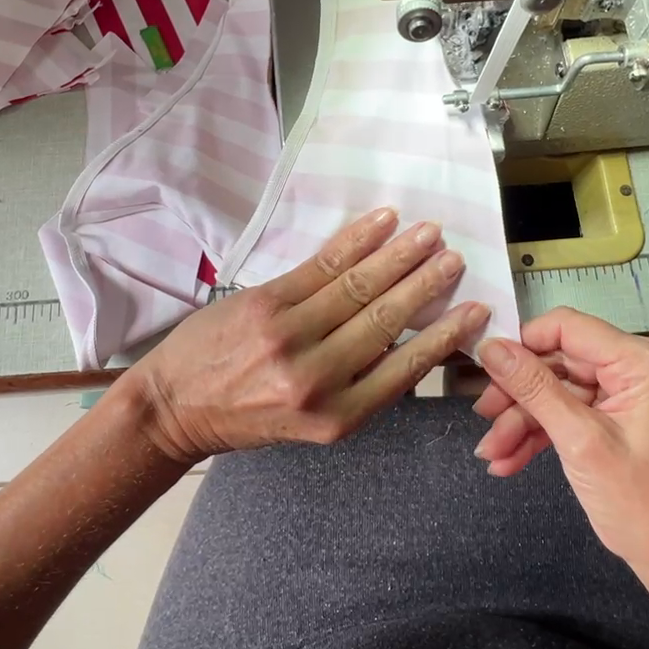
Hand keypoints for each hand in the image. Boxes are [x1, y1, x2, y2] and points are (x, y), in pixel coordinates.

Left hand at [123, 208, 489, 465]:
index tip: (475, 311)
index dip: (443, 335)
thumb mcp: (310, 425)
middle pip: (385, 317)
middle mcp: (318, 376)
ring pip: (359, 286)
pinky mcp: (266, 301)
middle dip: (426, 284)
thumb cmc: (245, 418)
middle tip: (456, 259)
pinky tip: (382, 223)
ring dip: (400, 255)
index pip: (404, 366)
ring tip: (430, 234)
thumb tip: (404, 345)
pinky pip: (322, 265)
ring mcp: (290, 334)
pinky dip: (357, 241)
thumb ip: (356, 388)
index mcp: (337, 415)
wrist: (173, 407)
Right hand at [473, 309, 648, 588]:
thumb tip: (489, 346)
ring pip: (553, 389)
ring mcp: (623, 392)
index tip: (485, 366)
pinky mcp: (611, 416)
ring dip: (520, 420)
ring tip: (491, 453)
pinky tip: (506, 461)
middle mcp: (635, 366)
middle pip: (556, 361)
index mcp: (642, 361)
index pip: (568, 328)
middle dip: (517, 394)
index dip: (523, 344)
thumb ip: (533, 387)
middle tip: (483, 417)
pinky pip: (564, 411)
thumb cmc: (638, 501)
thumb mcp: (579, 440)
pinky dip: (536, 434)